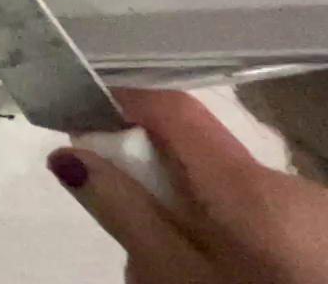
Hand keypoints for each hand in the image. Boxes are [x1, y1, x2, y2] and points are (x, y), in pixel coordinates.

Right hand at [49, 88, 327, 283]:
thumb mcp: (175, 275)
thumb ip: (122, 210)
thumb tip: (69, 156)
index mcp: (248, 182)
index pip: (168, 105)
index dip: (117, 103)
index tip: (79, 125)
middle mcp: (296, 185)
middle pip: (194, 159)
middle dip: (152, 184)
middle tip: (132, 233)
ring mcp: (325, 216)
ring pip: (227, 194)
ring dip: (193, 218)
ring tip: (183, 269)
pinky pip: (268, 220)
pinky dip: (236, 239)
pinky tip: (230, 275)